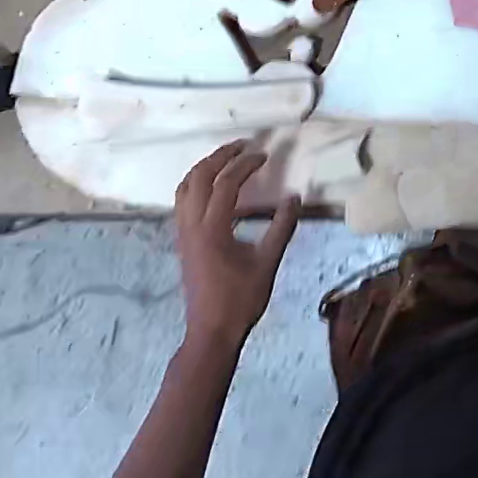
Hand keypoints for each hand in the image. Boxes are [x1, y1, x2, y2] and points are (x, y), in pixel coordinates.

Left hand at [174, 141, 298, 348]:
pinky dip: (197, 183)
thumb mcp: (268, 262)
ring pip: (185, 187)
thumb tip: (295, 198)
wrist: (211, 331)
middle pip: (199, 176)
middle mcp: (191, 225)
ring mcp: (182, 233)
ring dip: (205, 167)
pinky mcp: (182, 240)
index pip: (226, 183)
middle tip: (243, 145)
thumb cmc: (241, 299)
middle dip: (220, 156)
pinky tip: (214, 187)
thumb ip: (282, 227)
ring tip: (227, 158)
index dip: (245, 164)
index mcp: (212, 228)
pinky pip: (182, 200)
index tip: (264, 156)